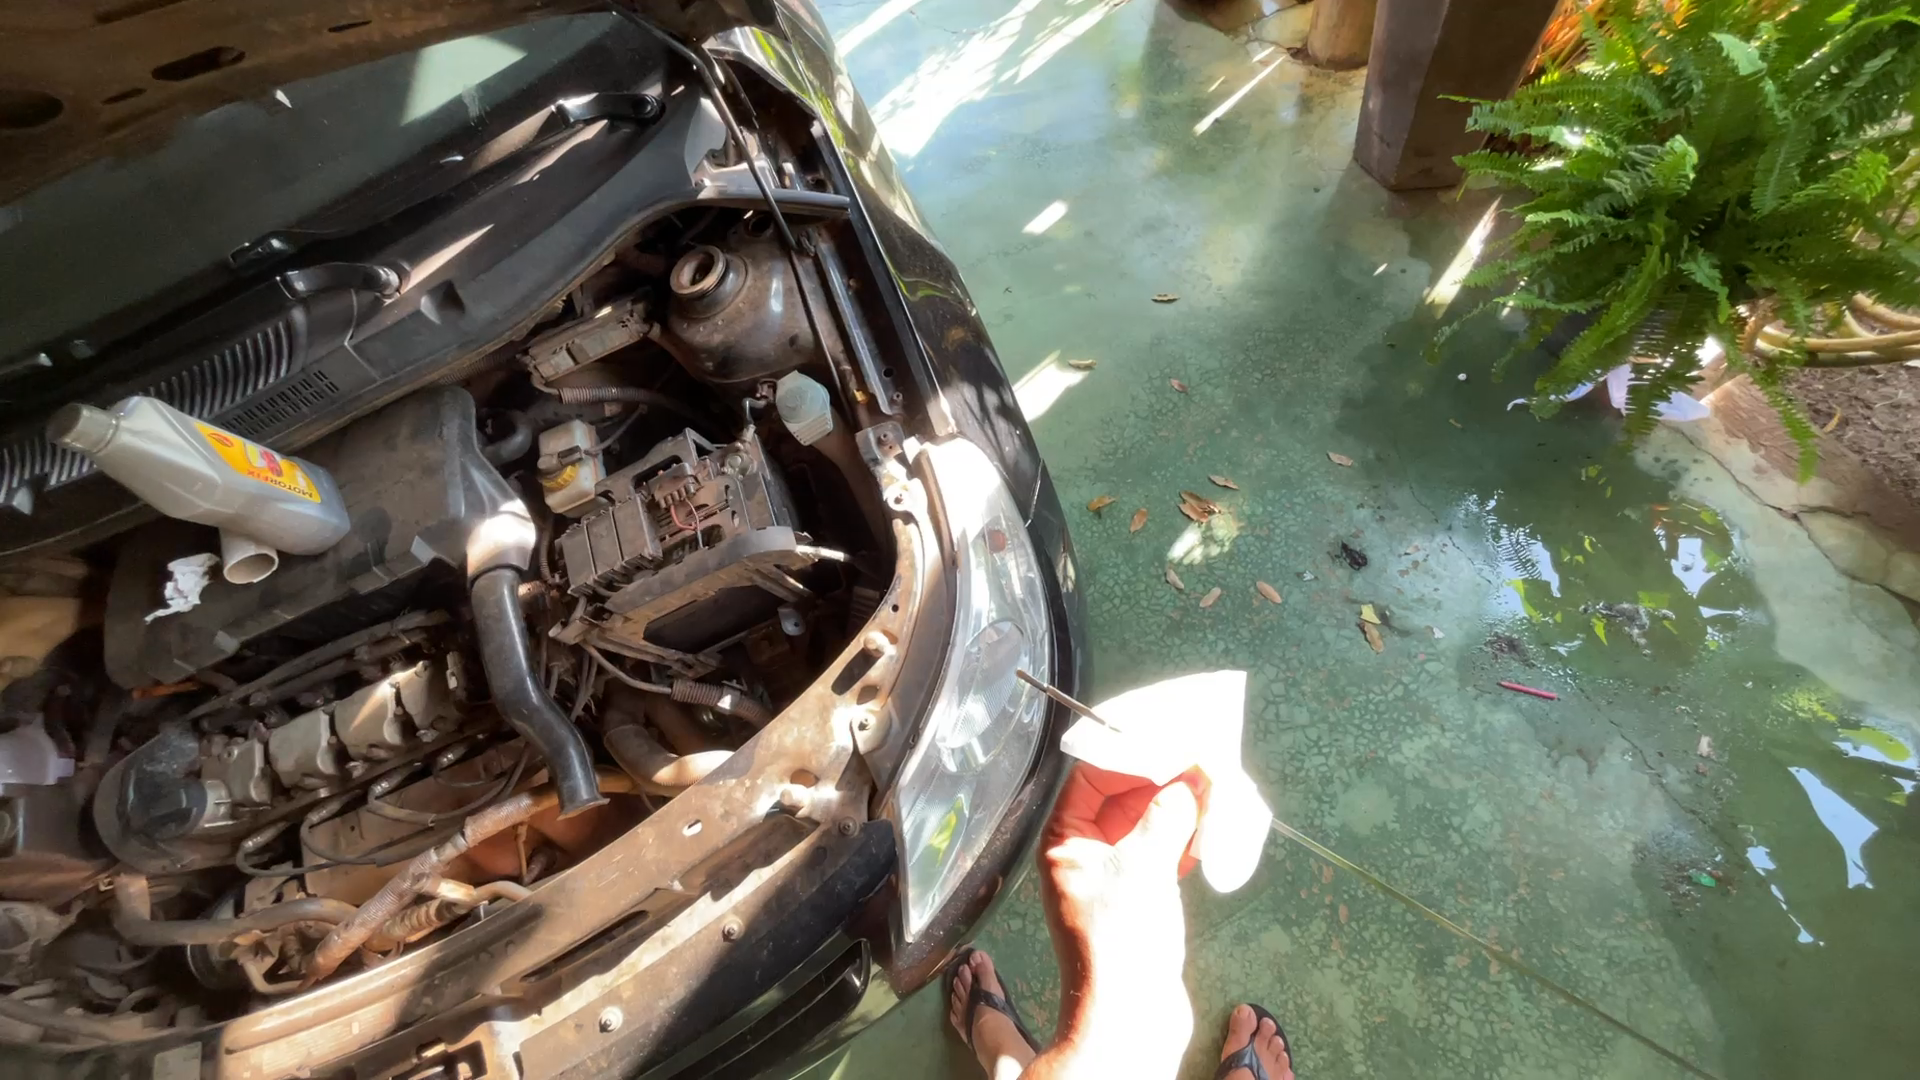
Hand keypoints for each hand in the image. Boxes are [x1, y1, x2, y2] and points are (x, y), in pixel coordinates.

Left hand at [1027, 763, 1204, 1078]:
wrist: (1132, 1022)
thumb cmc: (1123, 939)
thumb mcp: (1144, 867)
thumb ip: (1166, 815)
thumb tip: (1189, 779)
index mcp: (1065, 837)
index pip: (1092, 775)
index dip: (1130, 753)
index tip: (1168, 739)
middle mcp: (1083, 849)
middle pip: (1122, 796)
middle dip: (1161, 779)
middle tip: (1200, 762)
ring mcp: (1111, 873)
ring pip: (1144, 823)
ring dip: (1177, 807)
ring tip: (1212, 788)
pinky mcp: (1137, 896)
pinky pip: (1158, 850)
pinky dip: (1183, 837)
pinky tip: (1209, 827)